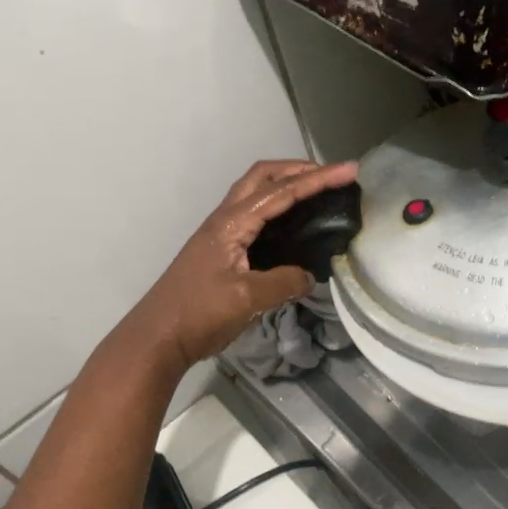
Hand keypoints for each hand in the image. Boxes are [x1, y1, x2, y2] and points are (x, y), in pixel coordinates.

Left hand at [128, 159, 358, 370]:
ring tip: (316, 196)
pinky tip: (292, 230)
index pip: (281, 191)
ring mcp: (220, 235)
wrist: (158, 338)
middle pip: (263, 177)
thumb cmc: (198, 313)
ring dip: (286, 187)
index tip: (349, 171)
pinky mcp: (220, 252)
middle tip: (330, 177)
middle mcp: (225, 220)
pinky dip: (277, 211)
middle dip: (299, 170)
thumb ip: (283, 282)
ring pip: (256, 195)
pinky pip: (254, 218)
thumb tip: (309, 276)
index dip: (318, 179)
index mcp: (232, 224)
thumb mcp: (247, 299)